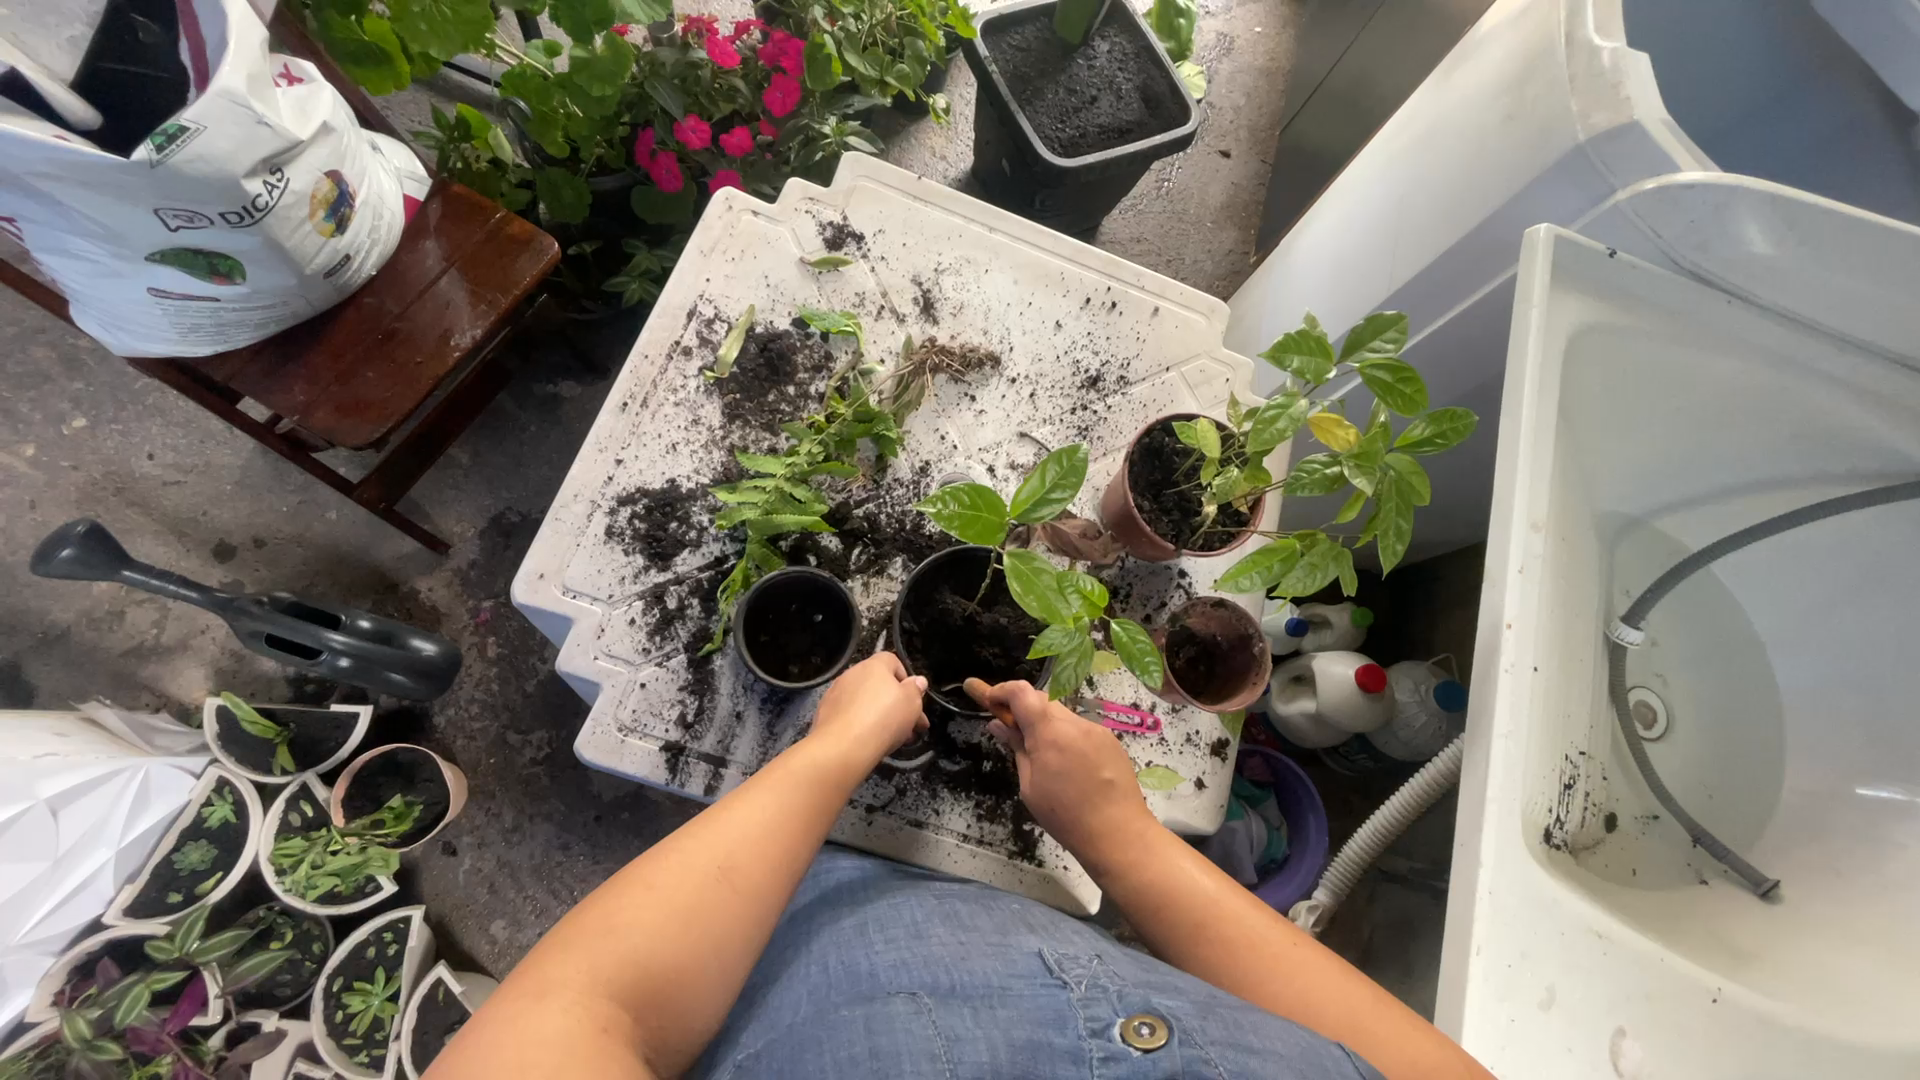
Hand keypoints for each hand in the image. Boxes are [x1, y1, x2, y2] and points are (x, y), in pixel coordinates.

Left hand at [809, 652, 928, 767]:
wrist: (843, 746)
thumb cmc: (883, 719)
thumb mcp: (912, 703)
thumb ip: (916, 690)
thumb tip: (918, 681)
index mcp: (874, 665)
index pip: (893, 661)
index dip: (906, 679)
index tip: (913, 699)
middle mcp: (852, 673)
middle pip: (878, 684)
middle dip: (895, 703)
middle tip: (909, 725)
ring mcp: (836, 693)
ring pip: (864, 701)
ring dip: (878, 715)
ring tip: (892, 738)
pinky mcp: (825, 713)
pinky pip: (849, 714)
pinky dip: (860, 724)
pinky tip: (869, 741)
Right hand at [965, 678, 1157, 865]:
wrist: (1118, 833)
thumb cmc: (1065, 816)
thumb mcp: (1029, 786)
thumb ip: (1016, 748)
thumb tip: (998, 725)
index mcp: (1049, 732)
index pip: (1021, 692)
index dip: (1001, 691)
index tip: (990, 702)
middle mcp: (1073, 722)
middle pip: (1042, 699)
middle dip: (1023, 709)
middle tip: (1012, 731)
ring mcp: (1095, 729)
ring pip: (1062, 714)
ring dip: (1046, 724)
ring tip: (1045, 758)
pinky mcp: (1110, 740)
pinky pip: (1080, 728)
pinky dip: (1067, 736)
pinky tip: (1071, 766)